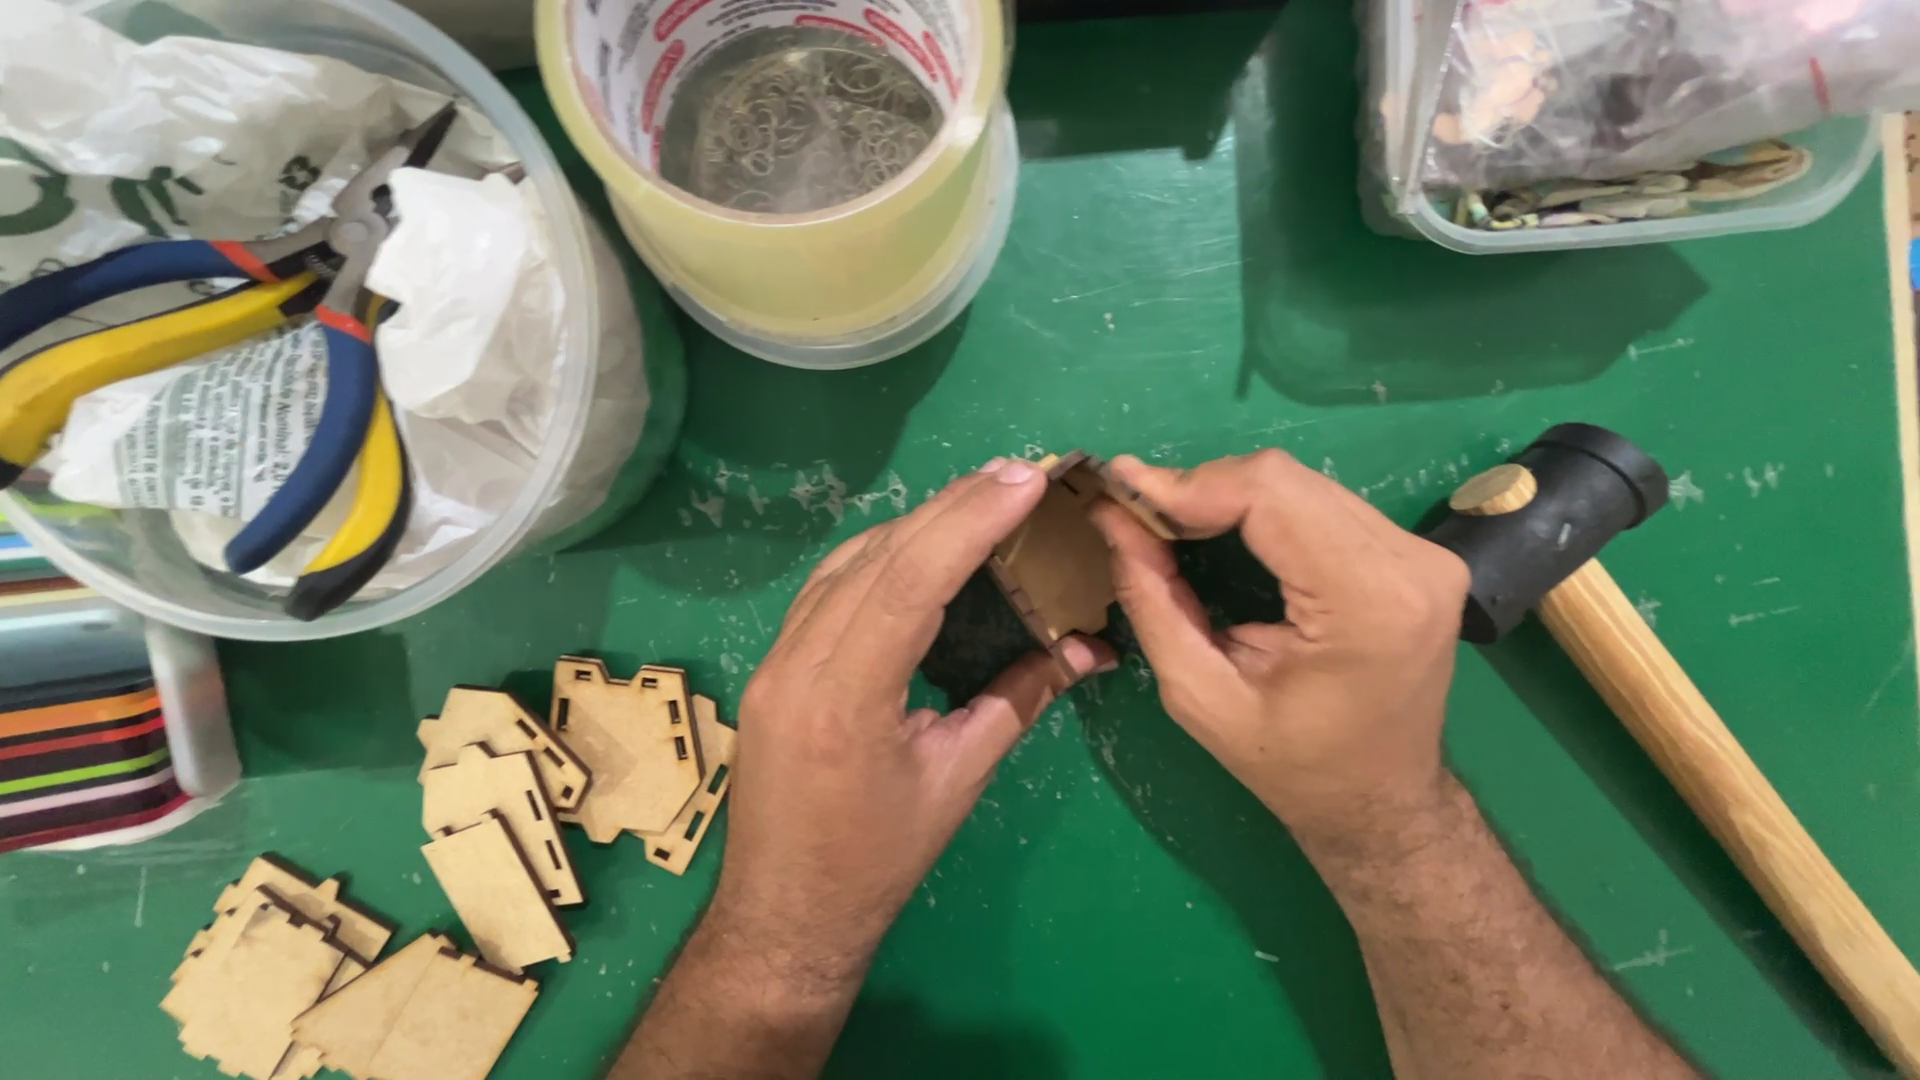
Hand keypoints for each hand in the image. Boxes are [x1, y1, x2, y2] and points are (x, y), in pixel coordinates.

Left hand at [713, 458, 1115, 987]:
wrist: (784, 913)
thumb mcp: (958, 781)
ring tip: (976, 498)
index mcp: (846, 700)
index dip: (970, 522)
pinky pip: (826, 587)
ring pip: (846, 563)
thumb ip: (1019, 701)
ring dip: (913, 524)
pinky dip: (877, 555)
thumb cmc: (877, 862)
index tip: (1024, 480)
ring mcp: (774, 661)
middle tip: (1013, 473)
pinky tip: (916, 544)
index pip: (911, 581)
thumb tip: (1085, 650)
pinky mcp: (771, 664)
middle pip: (877, 557)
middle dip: (950, 507)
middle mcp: (798, 664)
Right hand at [1090, 451, 1468, 846]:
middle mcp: (1409, 563)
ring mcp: (1421, 553)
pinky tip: (1216, 527)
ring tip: (1166, 521)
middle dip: (1197, 488)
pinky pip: (1317, 500)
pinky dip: (1255, 507)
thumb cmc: (1290, 765)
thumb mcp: (1199, 695)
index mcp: (1366, 603)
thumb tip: (1111, 518)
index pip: (1269, 495)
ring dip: (1223, 494)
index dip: (1187, 485)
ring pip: (1298, 481)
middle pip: (1282, 478)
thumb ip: (1151, 598)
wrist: (1380, 800)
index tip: (1120, 493)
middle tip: (1135, 511)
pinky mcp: (1414, 552)